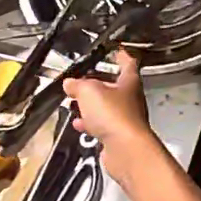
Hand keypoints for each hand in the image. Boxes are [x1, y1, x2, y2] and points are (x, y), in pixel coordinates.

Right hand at [62, 51, 159, 184]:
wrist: (125, 149)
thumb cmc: (114, 114)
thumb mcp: (89, 91)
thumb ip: (78, 84)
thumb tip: (70, 82)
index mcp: (129, 82)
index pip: (127, 63)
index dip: (120, 55)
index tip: (115, 50)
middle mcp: (131, 98)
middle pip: (114, 86)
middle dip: (97, 83)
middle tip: (81, 79)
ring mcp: (125, 118)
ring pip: (106, 107)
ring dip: (91, 104)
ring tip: (74, 102)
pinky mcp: (118, 136)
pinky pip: (102, 125)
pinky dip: (90, 123)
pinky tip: (79, 123)